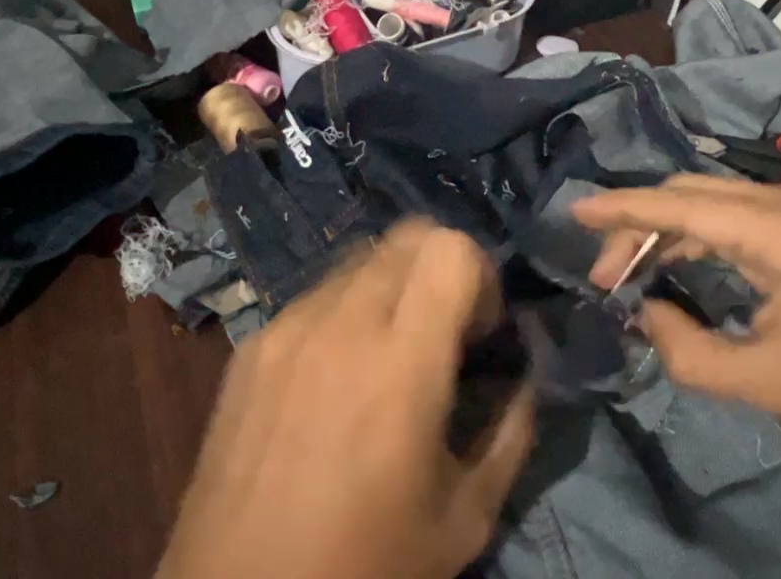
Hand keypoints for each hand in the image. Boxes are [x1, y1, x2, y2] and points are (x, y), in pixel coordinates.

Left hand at [157, 220, 535, 578]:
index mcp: (401, 363)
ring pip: (361, 257)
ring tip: (391, 351)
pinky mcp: (251, 346)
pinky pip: (317, 293)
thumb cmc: (365, 564)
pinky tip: (339, 374)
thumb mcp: (466, 516)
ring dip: (394, 284)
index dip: (480, 276)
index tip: (480, 331)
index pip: (450, 248)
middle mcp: (340, 324)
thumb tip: (529, 367)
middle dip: (443, 268)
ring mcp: (286, 328)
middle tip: (446, 332)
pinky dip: (347, 308)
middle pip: (408, 234)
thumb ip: (513, 428)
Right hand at [577, 174, 780, 451]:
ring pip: (711, 202)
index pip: (683, 206)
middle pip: (692, 194)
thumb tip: (644, 313)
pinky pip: (735, 217)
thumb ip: (687, 349)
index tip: (577, 212)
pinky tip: (674, 264)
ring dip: (666, 231)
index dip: (625, 209)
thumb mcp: (762, 381)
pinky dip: (696, 236)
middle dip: (640, 226)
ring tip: (628, 276)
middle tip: (605, 277)